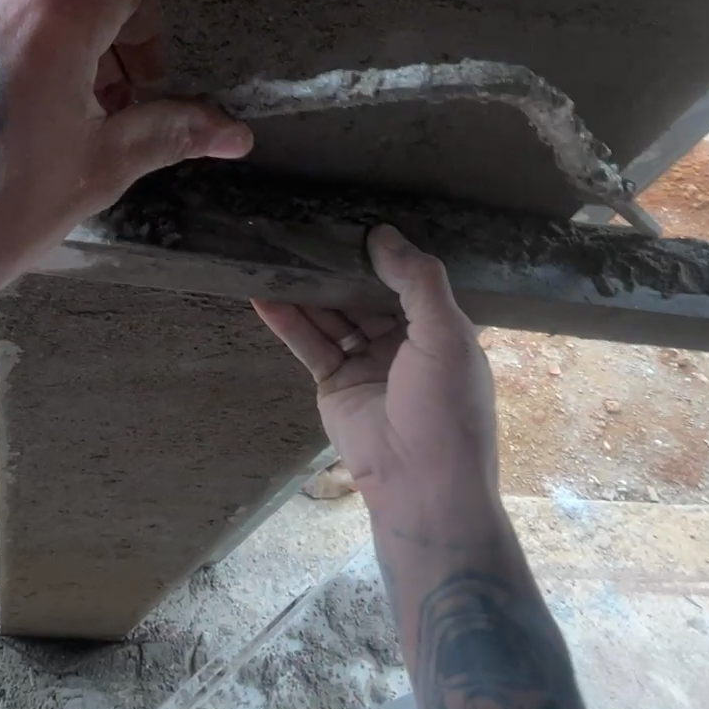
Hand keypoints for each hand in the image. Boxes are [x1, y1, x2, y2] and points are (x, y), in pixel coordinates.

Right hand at [252, 224, 498, 522]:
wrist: (420, 485)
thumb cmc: (445, 407)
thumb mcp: (446, 336)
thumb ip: (417, 281)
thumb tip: (382, 233)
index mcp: (436, 329)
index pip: (404, 280)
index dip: (378, 254)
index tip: (348, 223)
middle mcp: (400, 341)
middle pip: (361, 295)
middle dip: (334, 269)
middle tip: (301, 233)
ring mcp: (363, 361)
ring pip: (330, 316)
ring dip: (304, 290)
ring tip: (273, 256)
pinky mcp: (332, 382)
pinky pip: (308, 344)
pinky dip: (286, 321)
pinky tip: (262, 296)